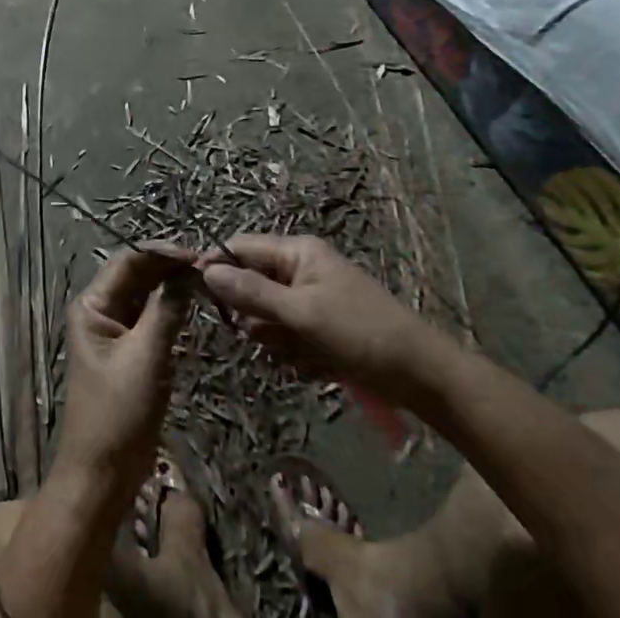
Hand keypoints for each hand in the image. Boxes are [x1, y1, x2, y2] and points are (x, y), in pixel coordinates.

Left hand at [52, 243, 194, 495]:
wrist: (103, 472)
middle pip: (138, 274)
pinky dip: (171, 307)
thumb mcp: (146, 356)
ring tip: (207, 279)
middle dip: (170, 266)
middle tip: (210, 266)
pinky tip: (194, 303)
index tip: (198, 255)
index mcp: (92, 305)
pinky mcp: (130, 349)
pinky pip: (151, 317)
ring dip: (173, 285)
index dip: (162, 252)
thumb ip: (167, 309)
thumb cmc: (118, 412)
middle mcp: (100, 310)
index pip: (128, 261)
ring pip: (146, 294)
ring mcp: (115, 330)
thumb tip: (189, 272)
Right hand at [200, 235, 430, 398]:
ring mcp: (311, 300)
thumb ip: (251, 293)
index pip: (240, 247)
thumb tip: (207, 271)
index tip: (200, 296)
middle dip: (256, 317)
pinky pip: (288, 337)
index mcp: (297, 252)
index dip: (217, 267)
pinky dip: (296, 354)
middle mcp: (301, 270)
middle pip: (251, 286)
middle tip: (272, 335)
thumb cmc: (359, 331)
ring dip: (277, 341)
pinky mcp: (320, 328)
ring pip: (267, 318)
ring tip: (303, 353)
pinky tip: (318, 365)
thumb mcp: (301, 312)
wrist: (419, 373)